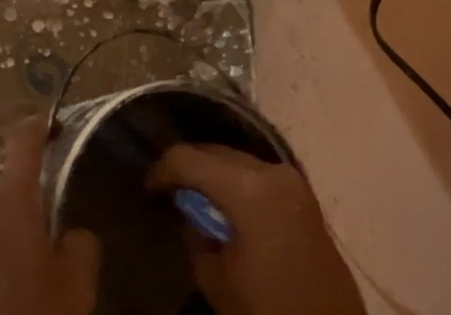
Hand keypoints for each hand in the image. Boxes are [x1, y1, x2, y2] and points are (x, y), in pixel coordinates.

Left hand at [0, 119, 100, 314]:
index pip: (23, 142)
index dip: (39, 127)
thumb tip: (73, 235)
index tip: (52, 122)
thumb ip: (80, 252)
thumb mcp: (72, 292)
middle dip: (26, 214)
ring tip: (20, 284)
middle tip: (48, 248)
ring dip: (1, 245)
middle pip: (5, 196)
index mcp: (10, 200)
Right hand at [149, 145, 365, 314]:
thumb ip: (195, 232)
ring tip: (195, 199)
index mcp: (247, 188)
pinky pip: (257, 174)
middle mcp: (270, 170)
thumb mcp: (215, 277)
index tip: (148, 190)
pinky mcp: (303, 194)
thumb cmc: (268, 309)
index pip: (187, 158)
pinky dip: (236, 182)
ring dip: (213, 173)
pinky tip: (226, 206)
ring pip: (236, 159)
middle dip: (188, 168)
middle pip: (214, 151)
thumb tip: (191, 210)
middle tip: (168, 193)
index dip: (161, 170)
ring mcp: (291, 179)